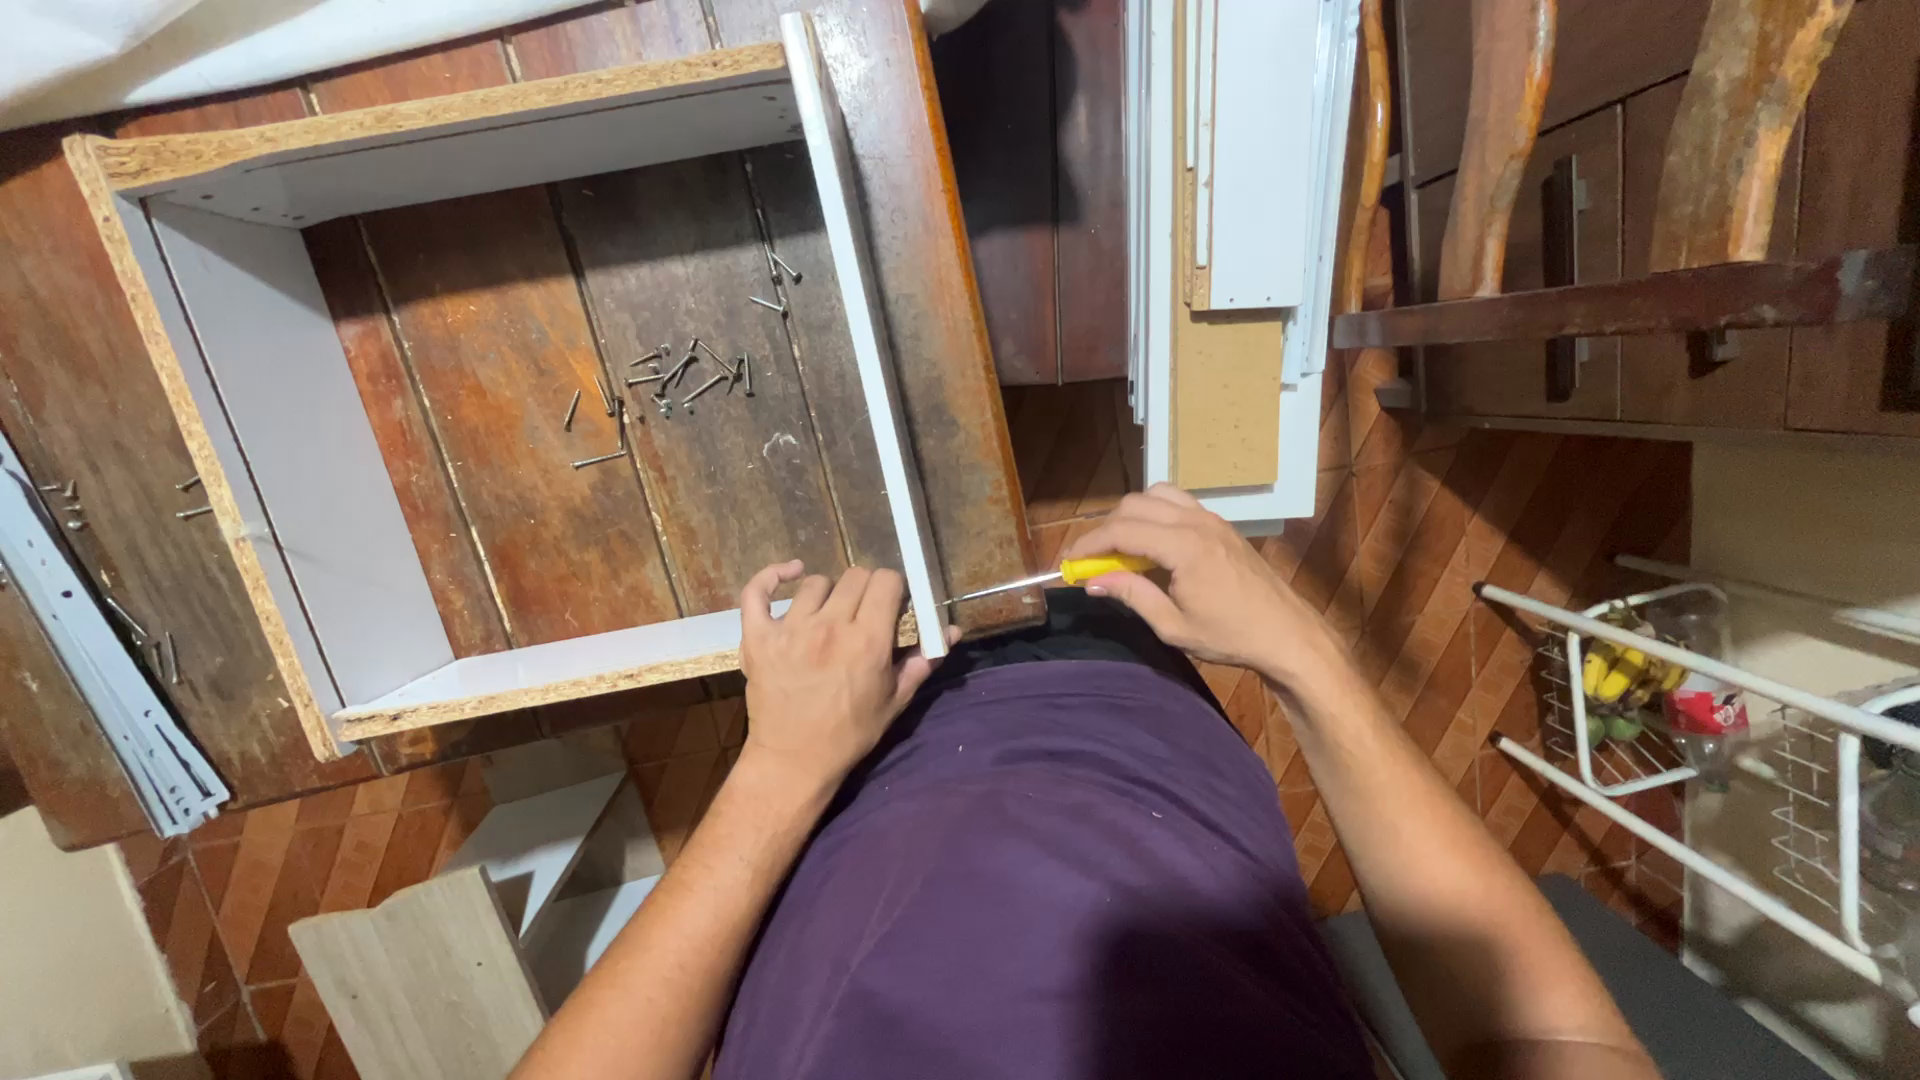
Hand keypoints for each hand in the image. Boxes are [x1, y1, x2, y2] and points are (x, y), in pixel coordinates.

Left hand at [736, 561, 941, 789]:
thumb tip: (952, 631)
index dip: (894, 588)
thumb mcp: (895, 700)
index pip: (887, 581)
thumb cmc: (850, 733)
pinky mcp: (757, 637)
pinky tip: (791, 574)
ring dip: (829, 594)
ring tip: (830, 614)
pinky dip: (773, 576)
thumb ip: (923, 661)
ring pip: (815, 583)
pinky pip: (758, 591)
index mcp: (867, 641)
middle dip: (867, 589)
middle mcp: (829, 627)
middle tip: (865, 612)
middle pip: (855, 576)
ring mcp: (789, 629)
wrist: (794, 760)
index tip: (893, 604)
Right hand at [1063, 484, 1350, 691]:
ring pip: (1155, 495)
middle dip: (1105, 529)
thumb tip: (1093, 582)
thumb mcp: (1173, 626)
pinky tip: (1151, 542)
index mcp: (1185, 548)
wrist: (1287, 634)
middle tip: (1092, 560)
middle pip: (1134, 505)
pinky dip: (1154, 513)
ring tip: (1120, 547)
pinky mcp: (1220, 524)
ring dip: (1130, 515)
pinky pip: (1177, 502)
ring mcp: (1211, 519)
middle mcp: (1197, 522)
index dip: (1089, 544)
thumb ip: (1132, 595)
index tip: (1068, 562)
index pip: (1122, 531)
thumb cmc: (1230, 636)